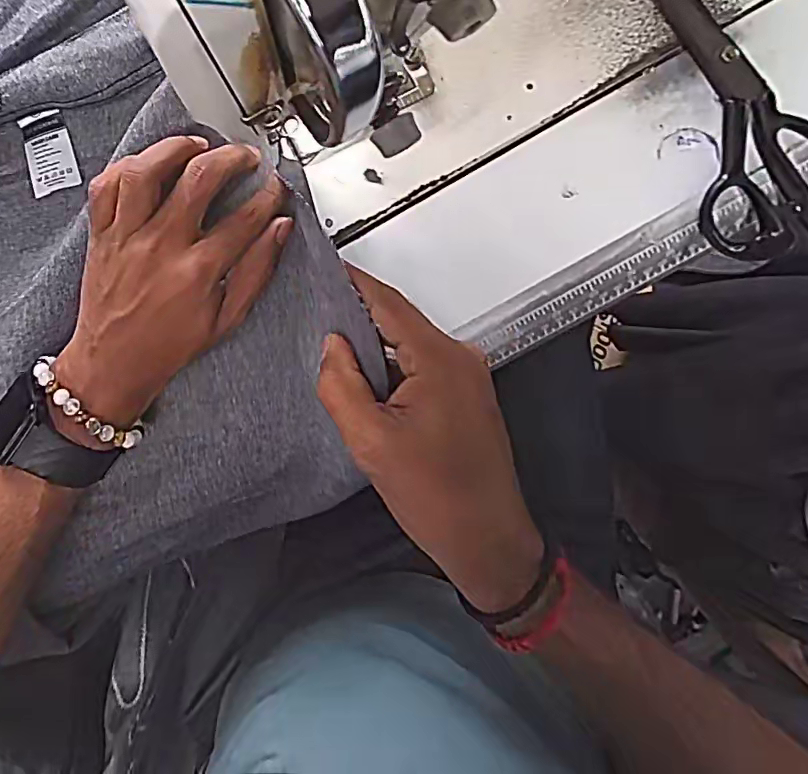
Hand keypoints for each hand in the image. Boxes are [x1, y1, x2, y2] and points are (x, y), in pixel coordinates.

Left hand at [53, 136, 291, 438]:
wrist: (111, 365)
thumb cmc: (166, 346)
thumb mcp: (225, 320)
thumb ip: (256, 271)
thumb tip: (279, 230)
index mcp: (195, 272)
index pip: (244, 218)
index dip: (268, 195)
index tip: (275, 187)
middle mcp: (160, 248)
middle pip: (198, 180)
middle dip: (231, 158)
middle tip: (244, 157)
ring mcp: (126, 238)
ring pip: (145, 173)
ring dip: (174, 148)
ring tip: (196, 145)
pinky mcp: (101, 236)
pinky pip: (105, 188)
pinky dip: (125, 167)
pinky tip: (147, 165)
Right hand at [317, 267, 544, 612]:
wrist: (488, 540)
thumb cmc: (441, 498)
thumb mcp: (370, 441)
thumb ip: (341, 383)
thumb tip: (331, 345)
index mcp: (440, 361)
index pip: (387, 302)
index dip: (353, 282)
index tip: (327, 268)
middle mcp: (460, 359)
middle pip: (398, 319)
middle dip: (358, 317)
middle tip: (319, 318)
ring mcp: (467, 375)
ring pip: (408, 342)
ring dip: (375, 347)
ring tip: (340, 361)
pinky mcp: (466, 393)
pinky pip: (420, 362)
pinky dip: (393, 366)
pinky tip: (371, 387)